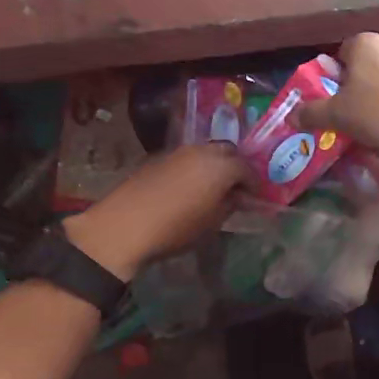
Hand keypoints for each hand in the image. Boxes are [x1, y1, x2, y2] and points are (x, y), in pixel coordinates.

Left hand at [64, 143, 246, 279]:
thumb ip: (232, 204)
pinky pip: (186, 158)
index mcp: (221, 166)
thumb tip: (240, 197)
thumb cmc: (176, 228)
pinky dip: (195, 168)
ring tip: (214, 187)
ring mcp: (177, 152)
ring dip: (214, 165)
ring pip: (205, 152)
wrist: (123, 227)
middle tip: (237, 188)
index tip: (255, 198)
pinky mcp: (156, 158)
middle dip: (236, 167)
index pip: (248, 168)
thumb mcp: (214, 221)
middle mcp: (201, 151)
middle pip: (227, 151)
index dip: (255, 183)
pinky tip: (190, 187)